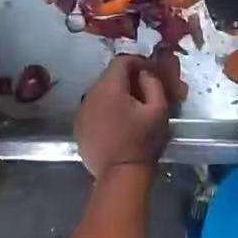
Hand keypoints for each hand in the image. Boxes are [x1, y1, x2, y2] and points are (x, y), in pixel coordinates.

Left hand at [74, 55, 172, 177]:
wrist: (120, 176)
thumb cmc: (142, 142)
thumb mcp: (158, 111)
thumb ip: (153, 84)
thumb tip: (144, 74)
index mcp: (109, 87)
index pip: (121, 61)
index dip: (138, 62)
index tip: (150, 72)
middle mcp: (90, 94)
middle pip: (109, 77)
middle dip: (127, 80)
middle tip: (144, 91)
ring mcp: (81, 111)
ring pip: (100, 93)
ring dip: (115, 95)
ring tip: (131, 109)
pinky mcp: (78, 127)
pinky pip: (93, 109)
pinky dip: (105, 110)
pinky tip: (117, 123)